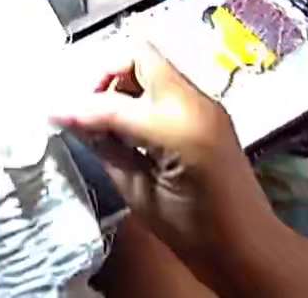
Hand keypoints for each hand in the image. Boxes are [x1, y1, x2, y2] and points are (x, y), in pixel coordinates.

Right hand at [52, 43, 307, 297]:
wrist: (253, 251)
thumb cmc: (196, 234)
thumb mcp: (142, 196)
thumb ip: (109, 149)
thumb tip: (78, 121)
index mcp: (178, 127)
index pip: (116, 103)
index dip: (81, 108)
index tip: (54, 111)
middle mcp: (194, 101)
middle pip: (140, 56)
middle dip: (108, 73)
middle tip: (90, 104)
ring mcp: (204, 100)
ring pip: (154, 64)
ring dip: (126, 80)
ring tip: (109, 114)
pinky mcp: (208, 107)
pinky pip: (167, 83)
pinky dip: (143, 92)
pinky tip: (133, 122)